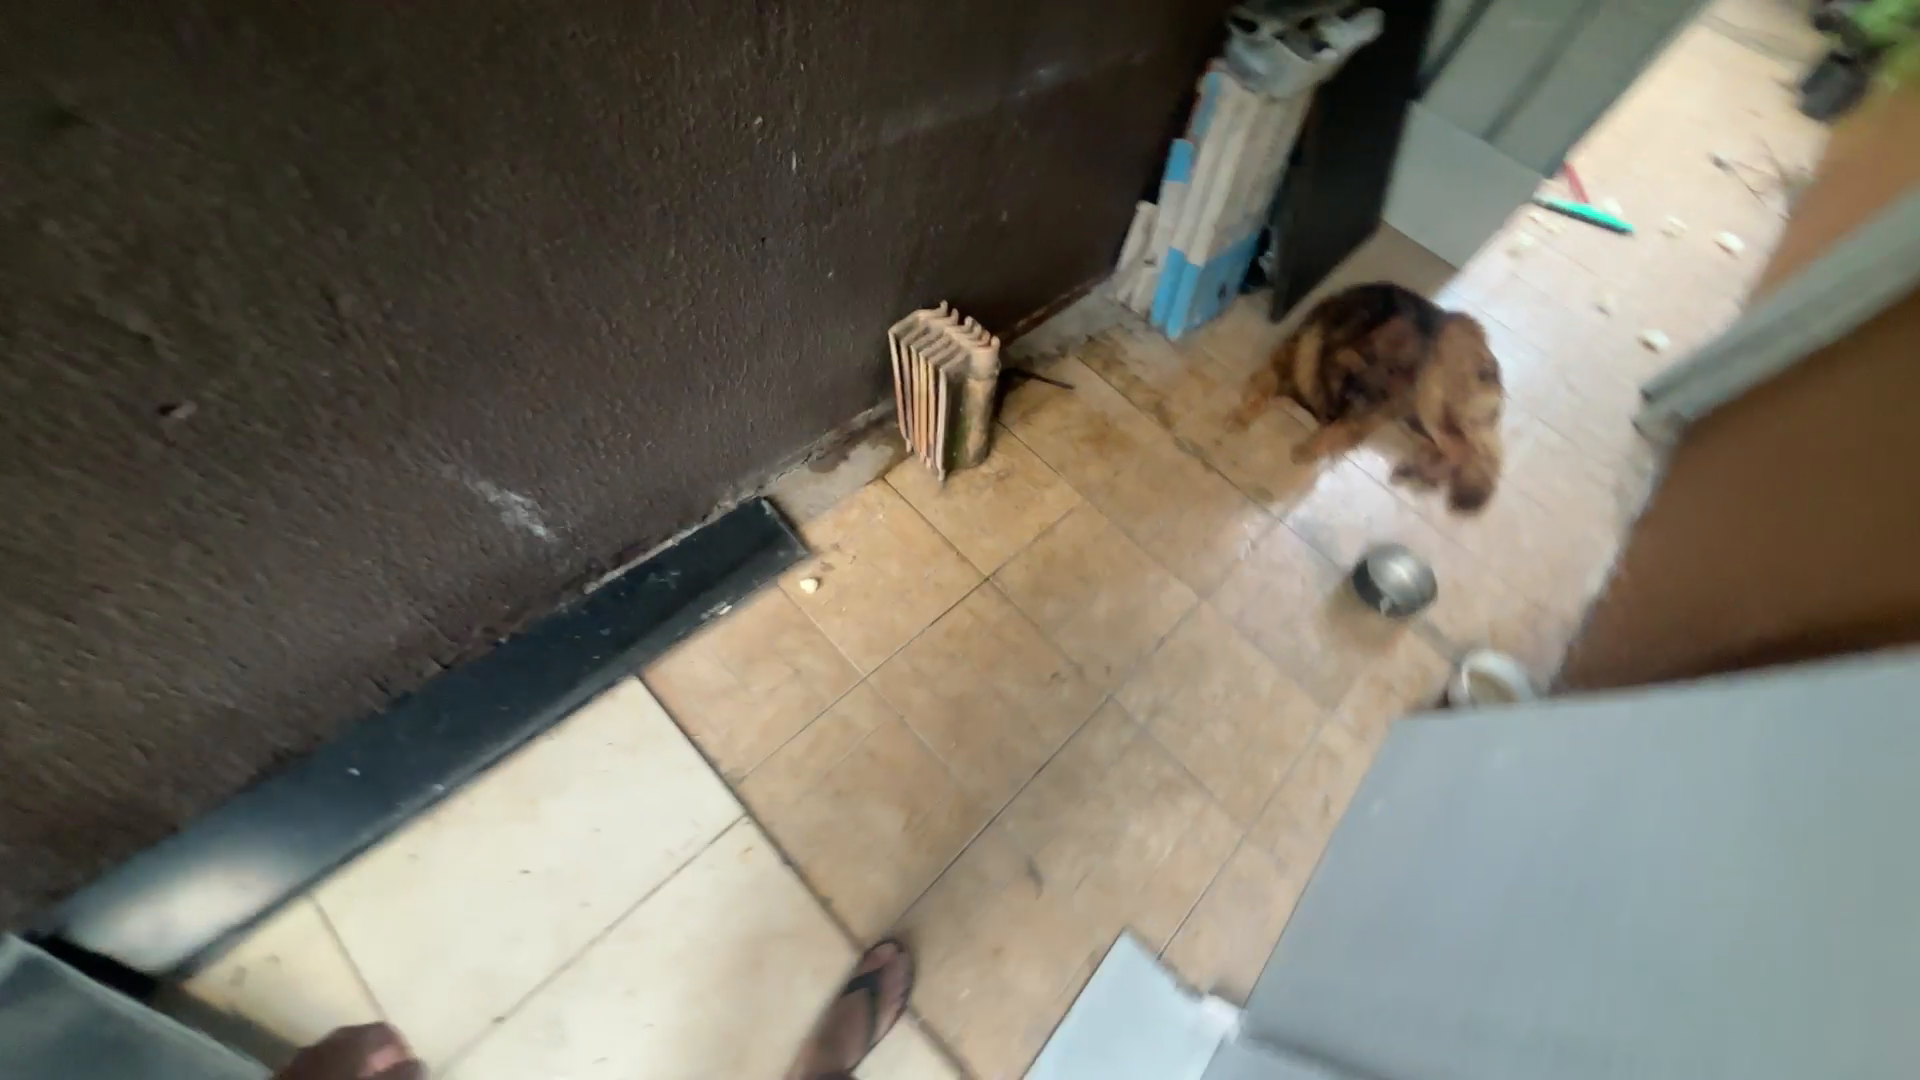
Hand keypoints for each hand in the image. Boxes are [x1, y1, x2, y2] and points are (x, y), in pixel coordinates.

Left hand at [274, 1023, 422, 1079]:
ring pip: (329, 1061)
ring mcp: (292, 1066)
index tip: (407, 1068)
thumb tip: (418, 1064)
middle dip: (372, 1059)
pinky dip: (323, 1079)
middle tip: (384, 1075)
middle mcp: (320, 1044)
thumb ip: (404, 1075)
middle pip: (355, 1043)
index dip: (400, 1049)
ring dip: (346, 1071)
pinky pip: (309, 1075)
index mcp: (348, 1040)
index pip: (384, 1031)